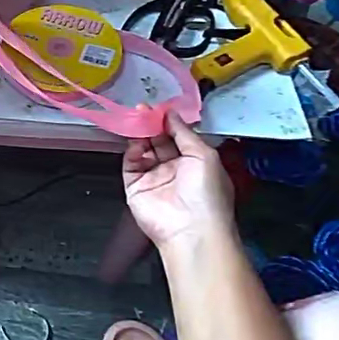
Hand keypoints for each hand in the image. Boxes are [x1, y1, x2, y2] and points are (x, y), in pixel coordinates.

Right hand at [122, 112, 236, 254]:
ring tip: (137, 121)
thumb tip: (171, 114)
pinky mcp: (136, 188)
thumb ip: (184, 132)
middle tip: (144, 110)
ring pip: (143, 151)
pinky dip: (131, 151)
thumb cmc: (207, 194)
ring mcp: (154, 179)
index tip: (160, 109)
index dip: (169, 122)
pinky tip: (135, 141)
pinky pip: (131, 165)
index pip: (178, 136)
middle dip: (152, 125)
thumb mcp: (203, 154)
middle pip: (159, 141)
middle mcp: (174, 170)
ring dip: (140, 135)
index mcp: (194, 162)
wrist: (191, 230)